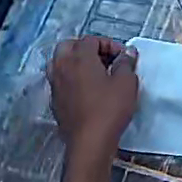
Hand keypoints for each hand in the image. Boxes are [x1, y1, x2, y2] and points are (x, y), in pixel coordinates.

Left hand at [47, 36, 139, 159]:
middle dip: (86, 48)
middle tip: (104, 60)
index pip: (91, 40)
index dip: (109, 44)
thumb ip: (126, 63)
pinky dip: (71, 79)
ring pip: (59, 63)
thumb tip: (127, 52)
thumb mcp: (126, 83)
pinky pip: (60, 81)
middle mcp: (62, 67)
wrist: (90, 142)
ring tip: (93, 73)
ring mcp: (55, 85)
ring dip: (75, 62)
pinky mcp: (54, 102)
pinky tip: (86, 91)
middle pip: (68, 46)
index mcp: (80, 58)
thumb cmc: (110, 109)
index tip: (123, 57)